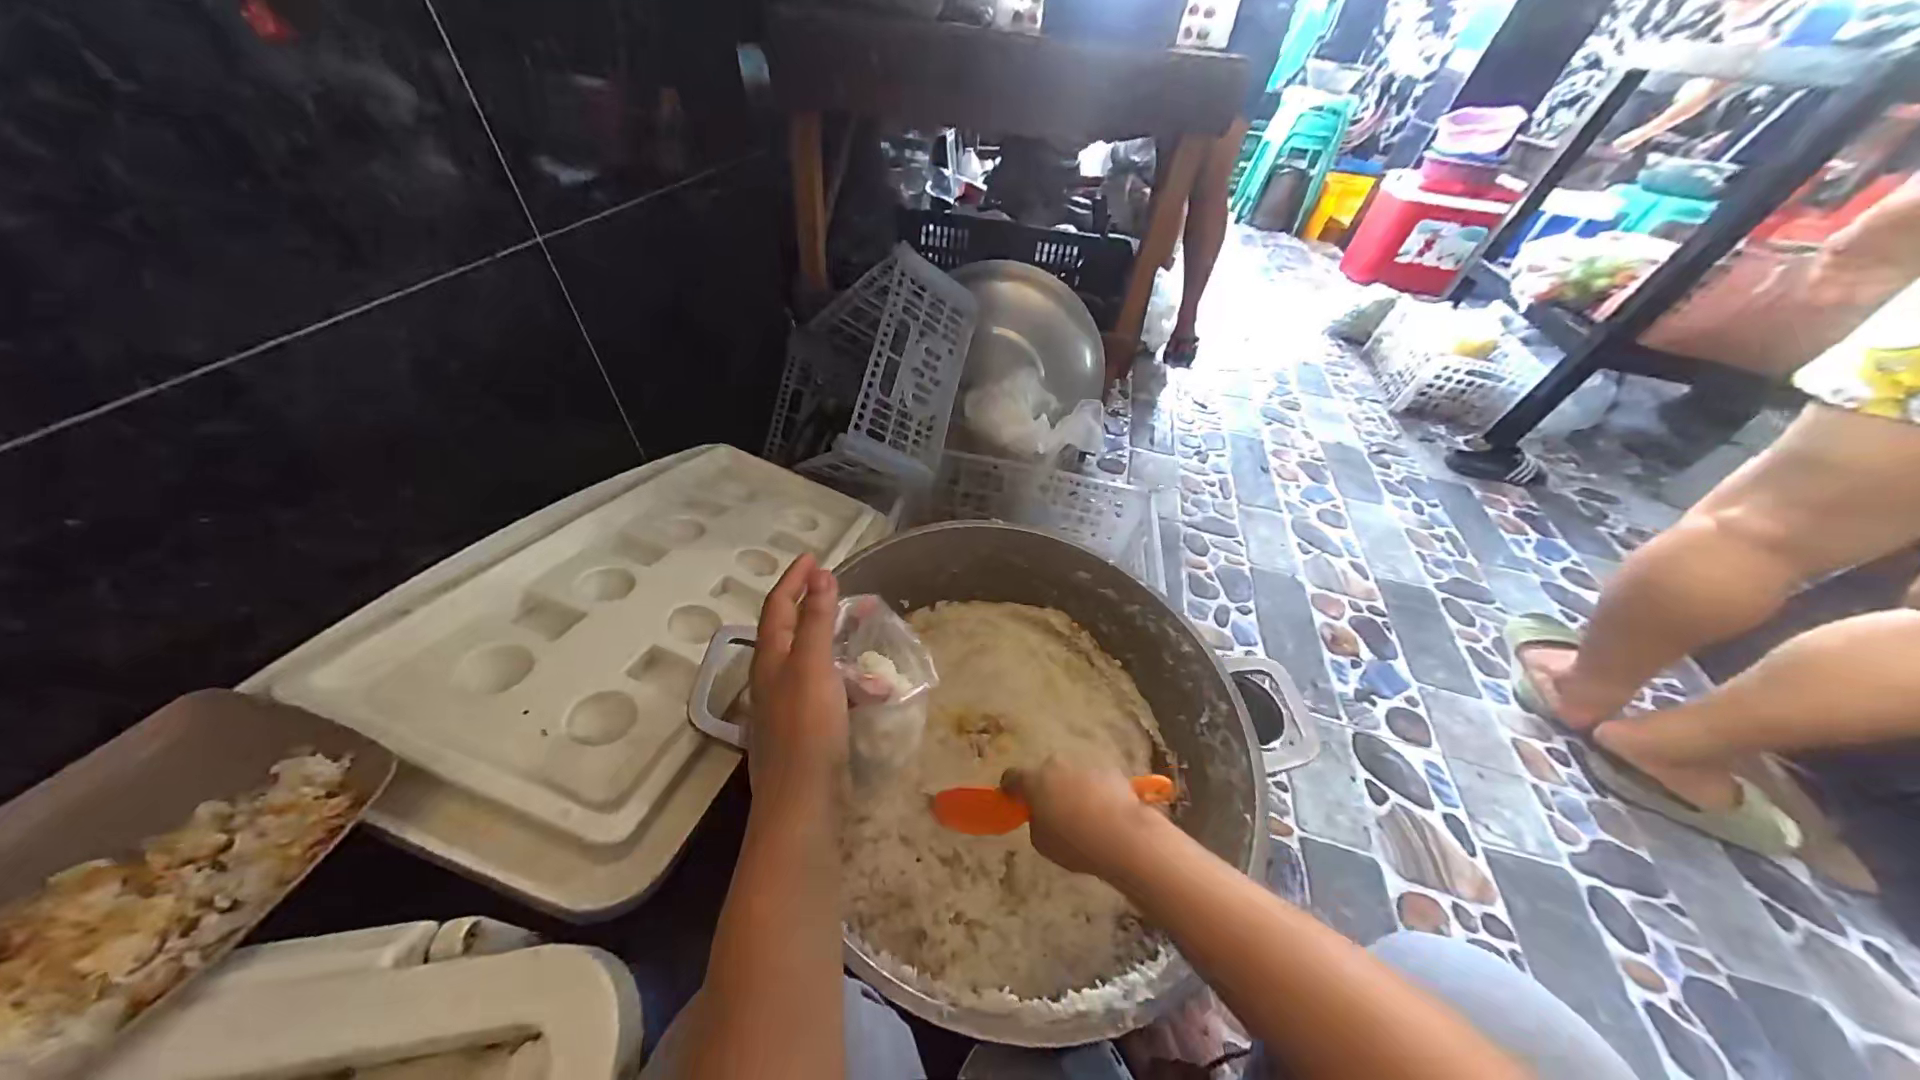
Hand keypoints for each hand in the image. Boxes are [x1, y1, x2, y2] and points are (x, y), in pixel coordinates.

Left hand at [748, 554, 847, 798]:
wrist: (802, 801)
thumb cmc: (807, 729)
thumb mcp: (812, 667)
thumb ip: (814, 621)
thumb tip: (819, 575)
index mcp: (770, 658)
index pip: (778, 606)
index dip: (794, 579)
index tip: (814, 556)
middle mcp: (773, 676)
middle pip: (789, 629)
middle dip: (813, 604)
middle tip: (841, 589)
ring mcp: (787, 702)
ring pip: (809, 657)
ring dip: (832, 639)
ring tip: (862, 632)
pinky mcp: (805, 724)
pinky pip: (825, 685)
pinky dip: (844, 674)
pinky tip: (868, 685)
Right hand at [1001, 757, 1164, 878]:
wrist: (1124, 836)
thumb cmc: (1075, 843)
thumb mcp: (1042, 842)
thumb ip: (1036, 823)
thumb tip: (1042, 815)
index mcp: (1034, 781)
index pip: (1011, 776)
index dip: (1010, 788)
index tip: (1013, 799)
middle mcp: (1057, 765)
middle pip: (1045, 773)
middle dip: (1046, 788)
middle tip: (1053, 810)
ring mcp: (1085, 764)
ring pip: (1072, 775)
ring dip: (1073, 788)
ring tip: (1085, 815)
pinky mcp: (1110, 770)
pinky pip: (1095, 780)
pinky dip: (1096, 791)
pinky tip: (1106, 813)